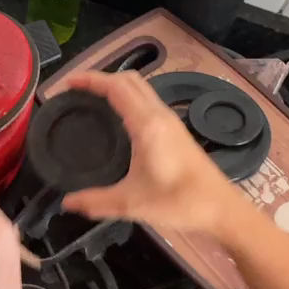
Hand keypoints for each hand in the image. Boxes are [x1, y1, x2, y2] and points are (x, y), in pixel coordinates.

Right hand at [60, 70, 247, 233]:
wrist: (221, 210)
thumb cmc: (178, 202)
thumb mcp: (131, 204)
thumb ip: (95, 202)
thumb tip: (67, 203)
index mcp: (147, 124)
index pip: (116, 87)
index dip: (90, 79)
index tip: (67, 83)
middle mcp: (159, 115)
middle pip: (128, 80)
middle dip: (100, 78)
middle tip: (75, 89)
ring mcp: (170, 121)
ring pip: (140, 89)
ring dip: (115, 86)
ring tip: (91, 99)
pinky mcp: (176, 131)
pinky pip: (146, 101)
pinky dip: (127, 98)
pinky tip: (116, 117)